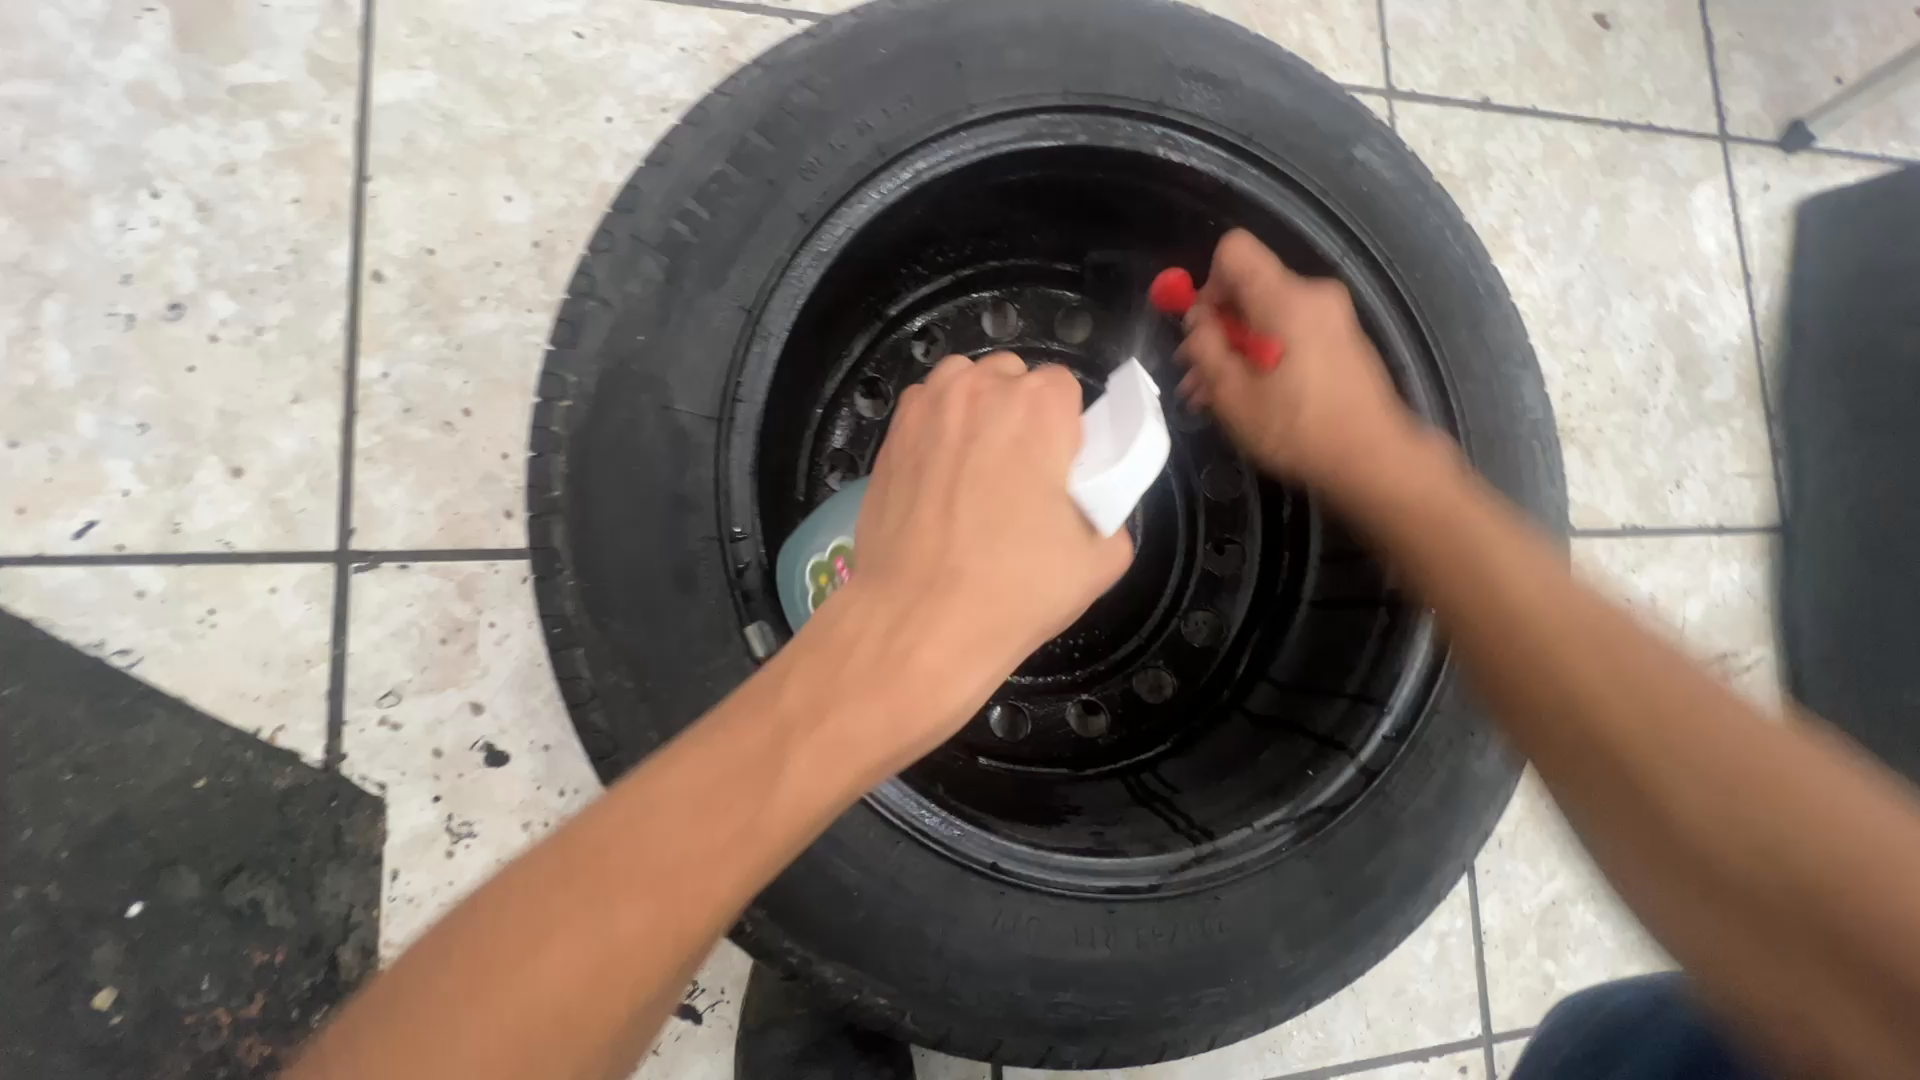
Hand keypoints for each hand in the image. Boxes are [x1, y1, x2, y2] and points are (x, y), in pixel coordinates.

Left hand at [832, 352, 1133, 756]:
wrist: (920, 619)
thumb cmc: (1015, 588)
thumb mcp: (1101, 560)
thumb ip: (1112, 515)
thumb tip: (1093, 508)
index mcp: (1039, 407)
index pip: (1064, 387)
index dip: (1066, 428)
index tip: (1059, 470)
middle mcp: (979, 390)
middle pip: (1012, 378)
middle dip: (1021, 413)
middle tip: (1021, 473)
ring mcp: (926, 409)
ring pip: (963, 385)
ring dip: (977, 411)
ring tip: (978, 469)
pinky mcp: (889, 437)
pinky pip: (925, 412)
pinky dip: (937, 430)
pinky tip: (939, 478)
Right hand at [1176, 229, 1423, 498]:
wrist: (1372, 459)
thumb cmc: (1295, 428)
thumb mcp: (1231, 394)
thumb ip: (1204, 347)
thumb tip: (1197, 320)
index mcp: (1285, 298)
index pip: (1233, 251)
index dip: (1206, 285)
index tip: (1200, 330)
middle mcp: (1312, 295)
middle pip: (1248, 289)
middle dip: (1215, 329)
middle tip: (1194, 378)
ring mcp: (1331, 317)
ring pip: (1265, 316)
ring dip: (1234, 350)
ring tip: (1211, 397)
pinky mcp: (1340, 339)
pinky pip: (1288, 332)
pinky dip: (1262, 356)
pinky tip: (1247, 398)